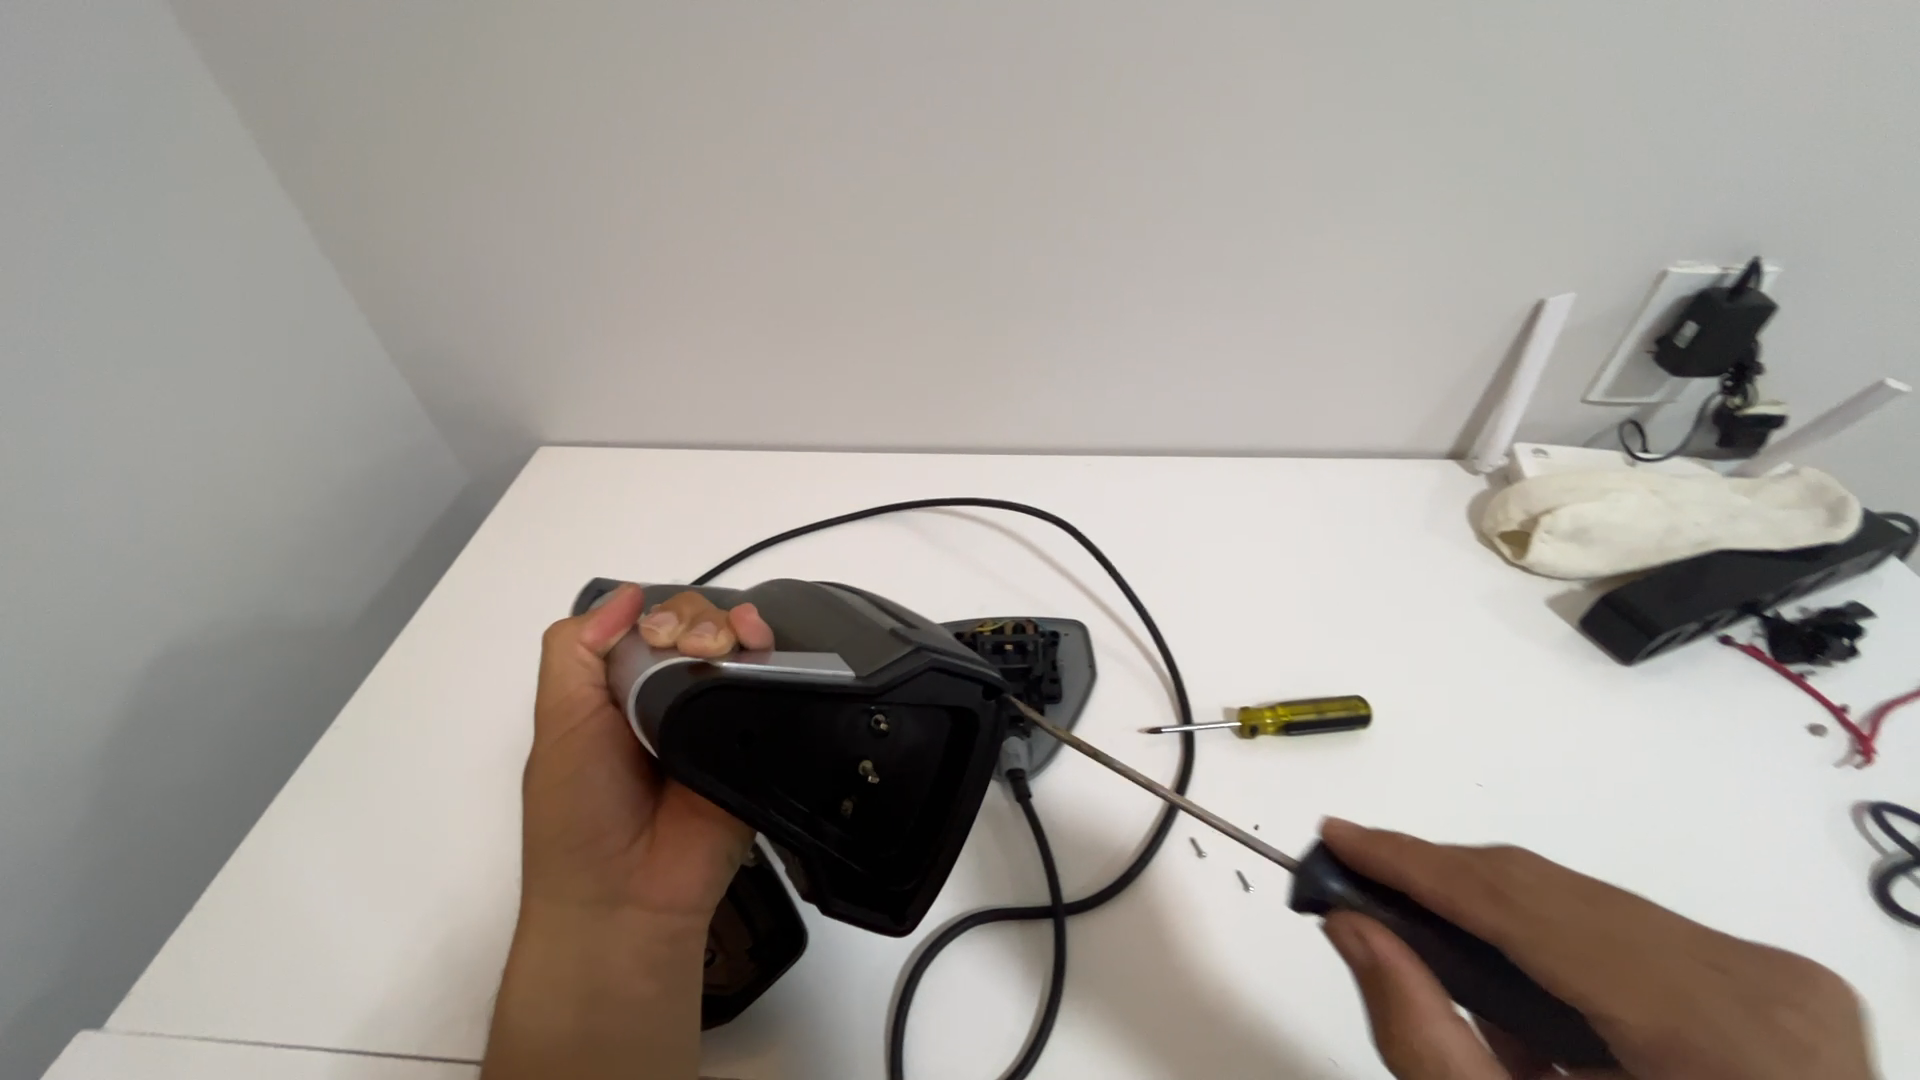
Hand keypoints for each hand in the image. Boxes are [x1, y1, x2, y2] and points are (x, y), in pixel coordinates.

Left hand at [519, 584, 771, 917]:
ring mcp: (718, 713)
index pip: (650, 623)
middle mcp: (673, 694)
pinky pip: (769, 683)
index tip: (659, 633)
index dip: (659, 612)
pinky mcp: (756, 736)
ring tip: (726, 645)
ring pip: (735, 645)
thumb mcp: (557, 724)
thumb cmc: (579, 811)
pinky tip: (760, 640)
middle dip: (696, 618)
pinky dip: (768, 651)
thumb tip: (627, 594)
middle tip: (690, 647)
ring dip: (731, 627)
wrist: (628, 895)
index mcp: (623, 688)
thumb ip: (576, 653)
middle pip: (696, 625)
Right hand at [1318, 819, 1876, 1079]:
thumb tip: (1347, 923)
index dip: (1419, 866)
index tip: (1335, 834)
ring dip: (1482, 909)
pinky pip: (1615, 928)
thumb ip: (1422, 1033)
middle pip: (1547, 893)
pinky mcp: (1766, 977)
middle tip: (1351, 877)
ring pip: (1575, 900)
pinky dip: (1540, 940)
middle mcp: (1755, 979)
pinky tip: (1498, 981)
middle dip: (1438, 881)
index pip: (1526, 909)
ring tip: (1412, 930)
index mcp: (1714, 1034)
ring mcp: (1772, 974)